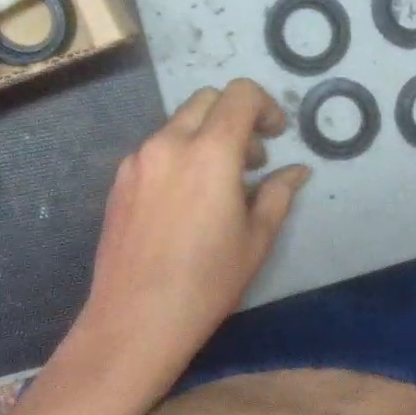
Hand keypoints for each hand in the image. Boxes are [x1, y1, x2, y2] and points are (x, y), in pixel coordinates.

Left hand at [78, 79, 308, 375]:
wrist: (136, 319)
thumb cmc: (207, 283)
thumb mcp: (256, 240)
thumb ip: (277, 195)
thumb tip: (296, 172)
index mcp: (210, 153)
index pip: (240, 95)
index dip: (265, 107)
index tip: (275, 137)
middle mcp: (168, 144)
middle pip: (207, 100)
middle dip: (236, 117)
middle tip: (252, 160)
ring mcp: (137, 161)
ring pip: (178, 124)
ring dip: (206, 137)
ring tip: (219, 185)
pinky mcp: (119, 181)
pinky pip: (156, 149)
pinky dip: (180, 156)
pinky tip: (187, 202)